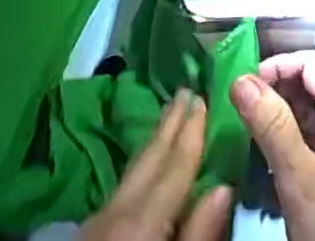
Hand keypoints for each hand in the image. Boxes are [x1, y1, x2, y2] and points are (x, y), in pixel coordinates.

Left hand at [79, 89, 232, 240]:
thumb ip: (199, 231)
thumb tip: (224, 186)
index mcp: (142, 217)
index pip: (175, 164)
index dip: (191, 130)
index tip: (203, 95)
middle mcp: (118, 206)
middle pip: (150, 157)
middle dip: (170, 122)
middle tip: (186, 88)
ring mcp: (98, 216)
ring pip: (133, 167)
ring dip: (155, 138)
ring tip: (170, 112)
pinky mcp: (90, 228)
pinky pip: (123, 183)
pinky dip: (141, 161)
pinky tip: (148, 159)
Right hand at [231, 51, 314, 240]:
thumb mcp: (300, 175)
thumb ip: (272, 125)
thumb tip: (240, 79)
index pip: (311, 65)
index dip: (276, 66)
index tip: (241, 84)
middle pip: (307, 86)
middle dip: (272, 89)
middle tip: (236, 106)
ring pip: (303, 113)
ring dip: (274, 114)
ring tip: (242, 124)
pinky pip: (304, 139)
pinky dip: (281, 137)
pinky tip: (260, 148)